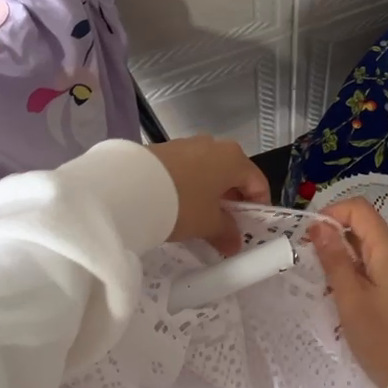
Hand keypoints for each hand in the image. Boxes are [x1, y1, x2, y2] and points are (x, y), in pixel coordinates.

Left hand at [149, 135, 268, 255]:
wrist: (129, 186)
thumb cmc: (181, 203)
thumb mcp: (207, 224)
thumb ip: (226, 233)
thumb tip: (234, 243)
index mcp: (234, 158)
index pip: (258, 183)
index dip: (257, 209)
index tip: (247, 231)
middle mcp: (215, 144)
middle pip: (233, 176)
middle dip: (231, 203)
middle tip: (223, 229)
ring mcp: (189, 144)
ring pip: (209, 172)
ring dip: (209, 195)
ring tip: (198, 220)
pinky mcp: (166, 149)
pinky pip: (188, 169)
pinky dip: (190, 187)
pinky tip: (178, 206)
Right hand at [310, 198, 387, 387]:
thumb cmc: (384, 340)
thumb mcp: (351, 300)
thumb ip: (334, 260)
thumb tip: (319, 226)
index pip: (359, 209)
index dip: (332, 214)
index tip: (309, 237)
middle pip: (365, 228)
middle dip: (335, 239)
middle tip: (313, 266)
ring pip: (370, 251)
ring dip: (345, 260)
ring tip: (327, 288)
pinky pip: (379, 270)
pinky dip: (359, 275)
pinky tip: (346, 300)